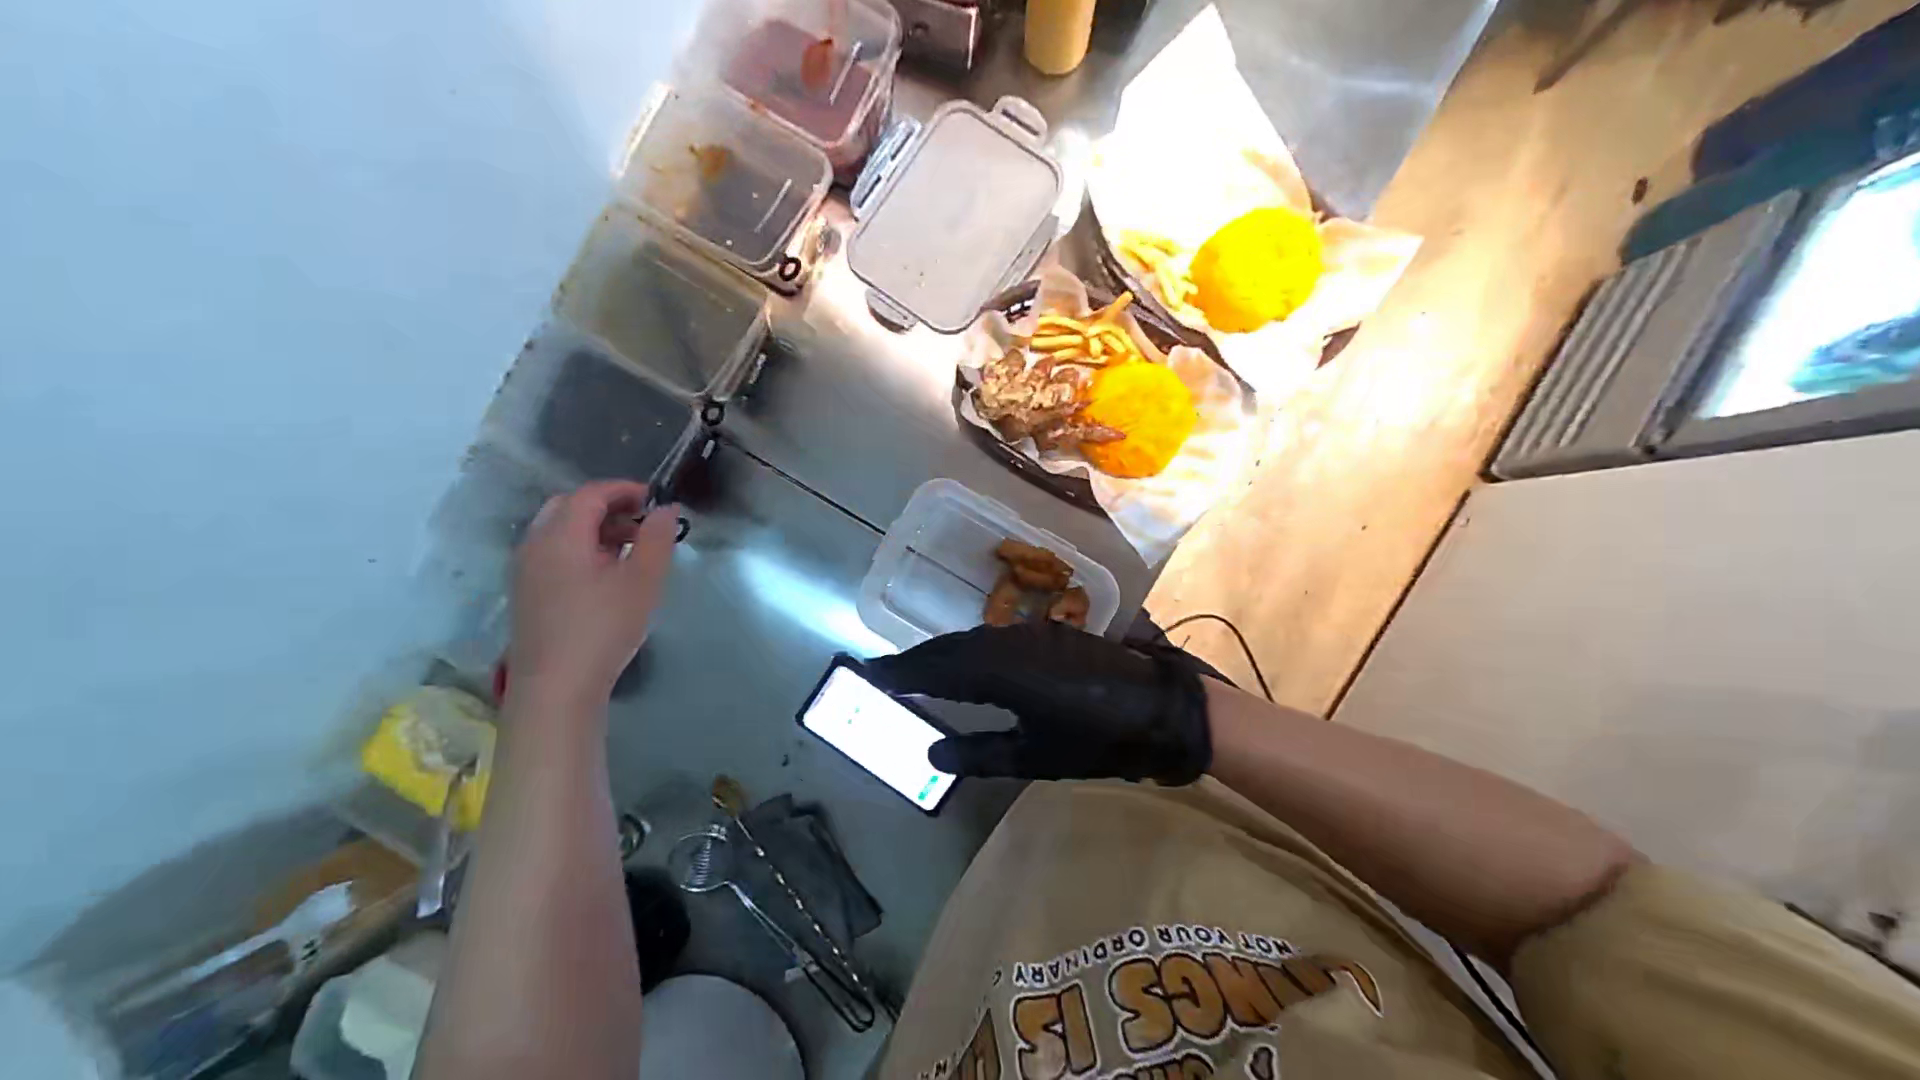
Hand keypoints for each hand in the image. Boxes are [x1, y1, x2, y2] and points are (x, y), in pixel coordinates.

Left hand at [509, 481, 679, 706]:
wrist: (556, 687)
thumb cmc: (603, 629)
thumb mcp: (643, 581)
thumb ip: (657, 539)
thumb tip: (666, 509)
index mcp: (561, 536)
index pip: (590, 494)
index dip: (624, 490)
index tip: (655, 500)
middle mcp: (534, 545)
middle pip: (568, 507)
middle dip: (607, 506)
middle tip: (642, 521)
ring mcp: (525, 570)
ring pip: (558, 531)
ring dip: (594, 528)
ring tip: (630, 548)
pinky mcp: (526, 593)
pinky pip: (553, 553)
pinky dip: (580, 548)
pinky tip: (605, 574)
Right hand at [863, 622, 1210, 783]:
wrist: (1164, 711)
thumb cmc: (1101, 742)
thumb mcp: (1036, 757)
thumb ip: (980, 755)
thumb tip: (932, 755)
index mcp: (1005, 674)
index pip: (940, 670)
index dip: (903, 673)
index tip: (870, 674)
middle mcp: (1014, 644)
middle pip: (953, 647)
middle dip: (918, 659)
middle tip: (887, 672)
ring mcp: (1035, 634)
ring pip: (975, 638)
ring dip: (944, 651)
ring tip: (919, 668)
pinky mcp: (1052, 632)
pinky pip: (997, 636)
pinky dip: (971, 647)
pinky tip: (968, 661)